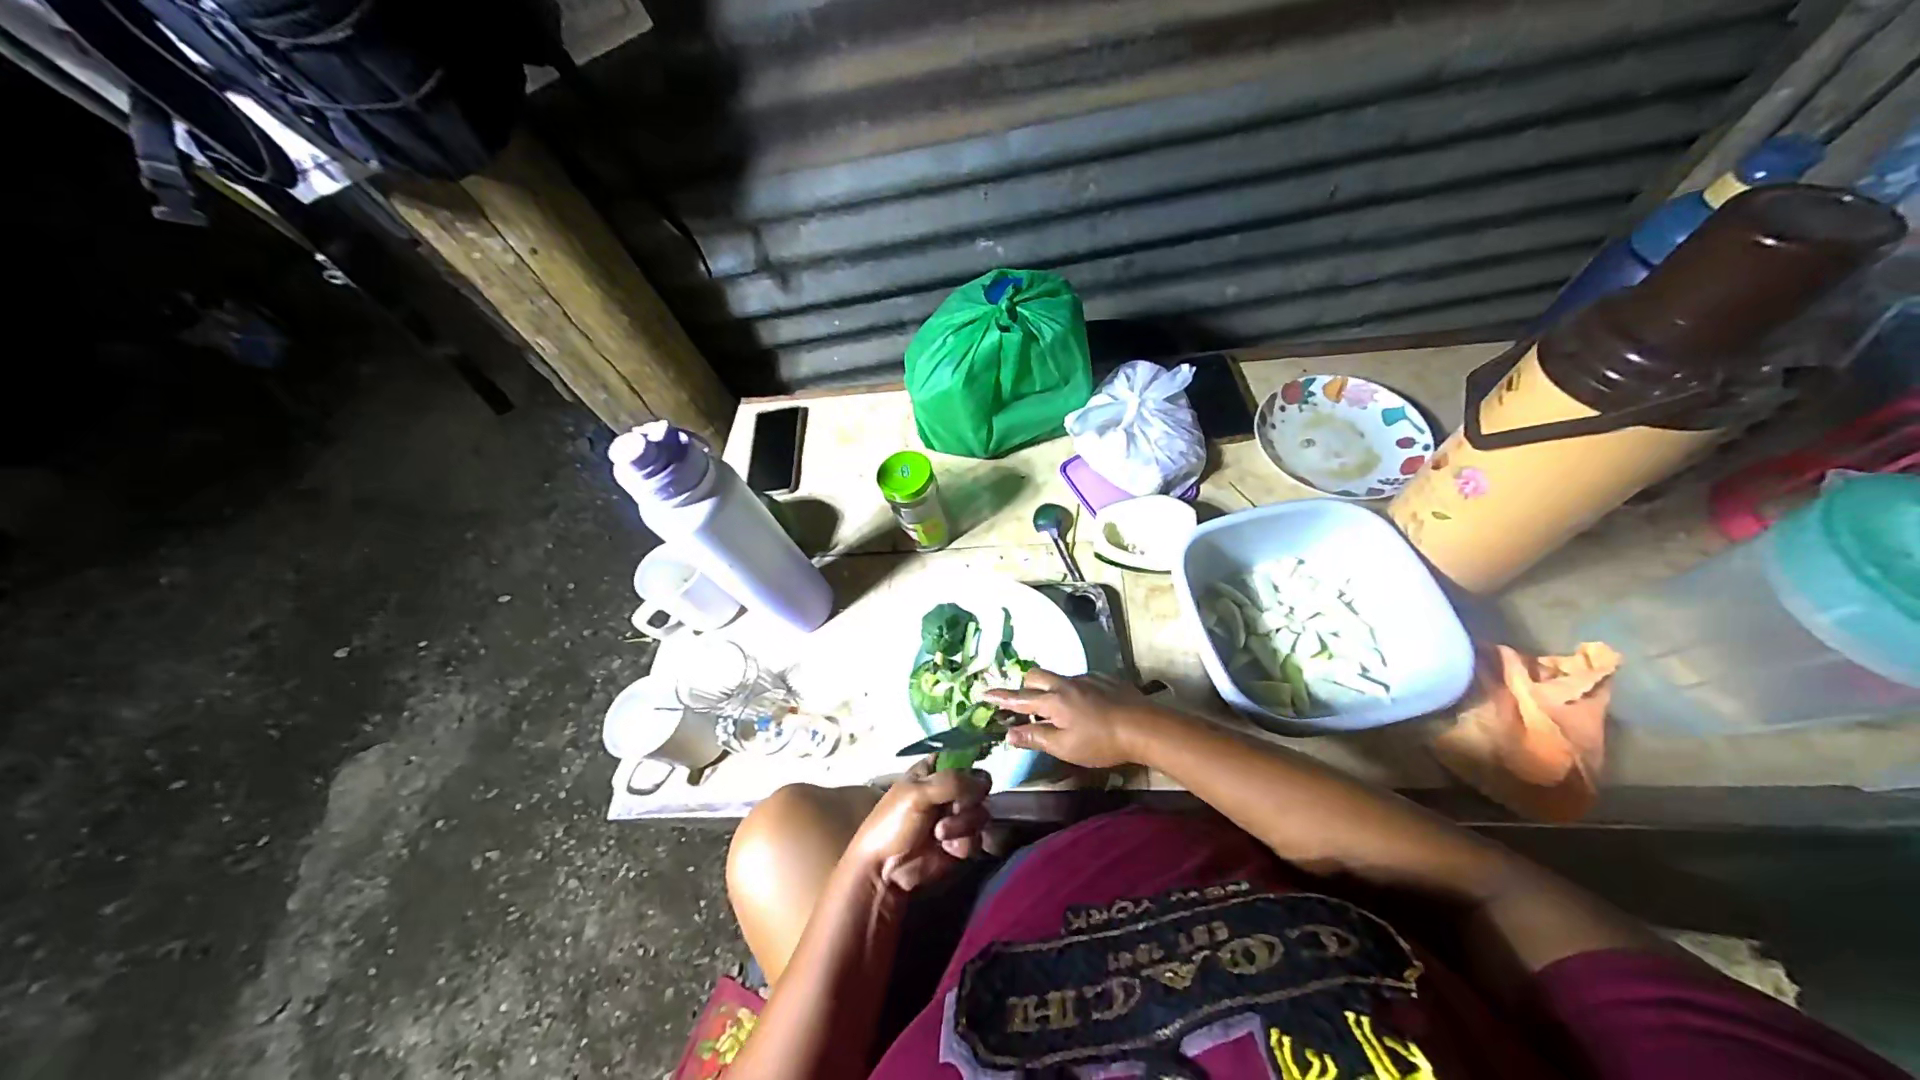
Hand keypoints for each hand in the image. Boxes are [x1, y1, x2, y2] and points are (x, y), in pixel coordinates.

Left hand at [845, 761, 991, 891]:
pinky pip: (978, 837)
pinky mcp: (961, 842)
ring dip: (962, 825)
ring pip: (981, 813)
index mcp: (933, 771)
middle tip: (951, 810)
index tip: (968, 777)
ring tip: (939, 834)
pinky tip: (946, 849)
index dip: (970, 767)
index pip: (964, 758)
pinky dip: (963, 844)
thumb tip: (985, 784)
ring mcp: (956, 817)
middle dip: (967, 802)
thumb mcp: (917, 794)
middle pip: (979, 786)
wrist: (884, 871)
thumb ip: (953, 782)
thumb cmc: (892, 824)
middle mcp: (949, 791)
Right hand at [984, 669, 1168, 768]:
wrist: (1145, 727)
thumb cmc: (1101, 742)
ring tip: (1058, 710)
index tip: (984, 693)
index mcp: (1053, 700)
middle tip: (1024, 703)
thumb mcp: (1065, 747)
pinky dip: (1074, 691)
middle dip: (1025, 686)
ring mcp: (1087, 678)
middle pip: (1037, 676)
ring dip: (1051, 690)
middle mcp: (1066, 683)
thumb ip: (1036, 737)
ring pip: (1059, 678)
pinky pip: (1080, 681)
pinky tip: (1087, 708)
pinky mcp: (1105, 680)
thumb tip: (1009, 733)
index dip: (1001, 697)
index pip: (1019, 698)